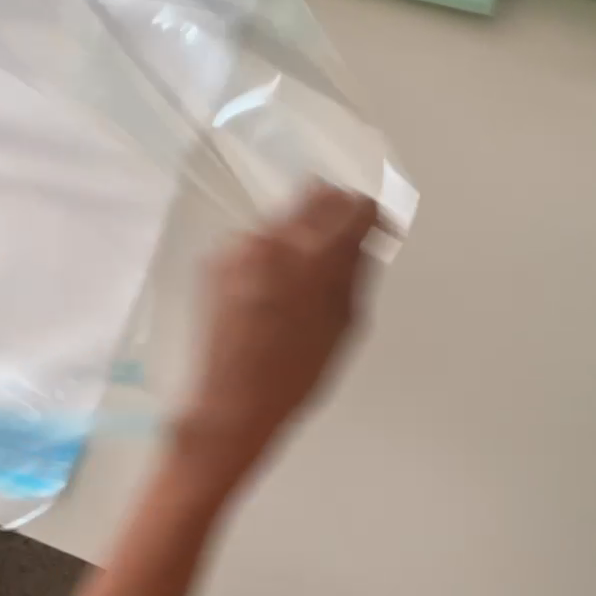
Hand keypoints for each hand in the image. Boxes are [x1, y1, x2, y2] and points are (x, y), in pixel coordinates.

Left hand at [175, 184, 378, 482]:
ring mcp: (241, 246)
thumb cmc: (293, 375)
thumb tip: (365, 240)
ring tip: (303, 279)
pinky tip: (271, 290)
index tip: (378, 228)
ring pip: (284, 216)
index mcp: (318, 257)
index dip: (373, 216)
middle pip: (317, 193)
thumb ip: (357, 271)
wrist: (231, 401)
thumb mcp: (345, 326)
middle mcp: (276, 240)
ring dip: (302, 234)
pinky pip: (255, 239)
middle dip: (338, 212)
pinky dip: (270, 254)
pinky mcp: (216, 258)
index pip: (357, 206)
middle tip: (345, 242)